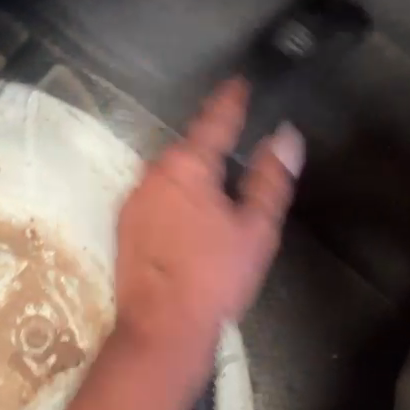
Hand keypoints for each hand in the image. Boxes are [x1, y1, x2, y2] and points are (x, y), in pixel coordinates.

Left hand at [112, 80, 304, 355]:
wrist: (160, 328)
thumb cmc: (215, 277)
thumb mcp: (256, 229)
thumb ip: (271, 178)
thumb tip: (285, 136)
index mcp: (190, 166)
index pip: (215, 120)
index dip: (230, 100)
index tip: (239, 82)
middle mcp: (155, 171)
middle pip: (190, 146)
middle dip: (212, 144)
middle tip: (237, 147)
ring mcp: (135, 195)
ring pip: (171, 171)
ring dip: (193, 171)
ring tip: (216, 187)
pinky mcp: (124, 220)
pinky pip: (156, 192)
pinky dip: (175, 193)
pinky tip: (189, 216)